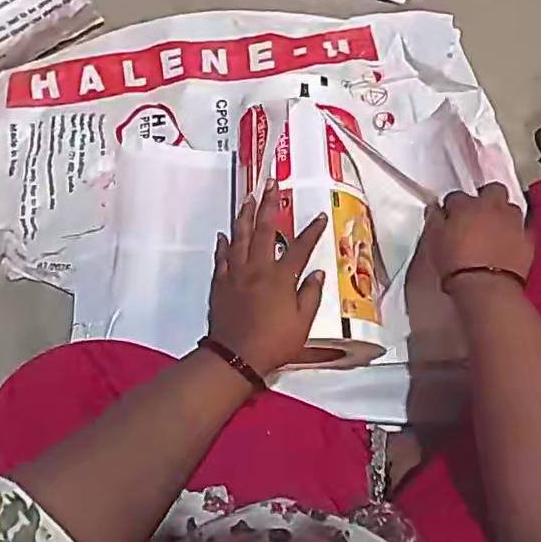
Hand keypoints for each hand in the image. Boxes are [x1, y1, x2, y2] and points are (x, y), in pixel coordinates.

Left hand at [208, 183, 328, 376]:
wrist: (235, 356)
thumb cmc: (273, 343)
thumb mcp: (302, 324)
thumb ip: (310, 296)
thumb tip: (317, 275)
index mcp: (281, 278)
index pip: (300, 247)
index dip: (312, 230)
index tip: (320, 216)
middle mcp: (257, 268)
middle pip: (265, 229)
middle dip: (270, 204)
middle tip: (272, 185)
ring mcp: (236, 273)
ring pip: (240, 236)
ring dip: (245, 215)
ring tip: (249, 199)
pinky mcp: (220, 282)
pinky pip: (222, 257)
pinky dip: (224, 244)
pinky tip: (224, 234)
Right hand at [423, 184, 531, 289]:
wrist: (485, 286)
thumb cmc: (457, 264)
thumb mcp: (433, 241)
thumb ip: (434, 220)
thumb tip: (434, 211)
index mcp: (465, 206)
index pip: (456, 196)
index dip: (452, 206)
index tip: (450, 216)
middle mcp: (491, 208)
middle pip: (492, 189)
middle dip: (485, 196)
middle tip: (477, 211)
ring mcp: (512, 222)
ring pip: (511, 206)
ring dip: (503, 213)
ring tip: (493, 227)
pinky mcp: (527, 239)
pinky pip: (525, 227)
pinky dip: (517, 231)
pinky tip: (509, 240)